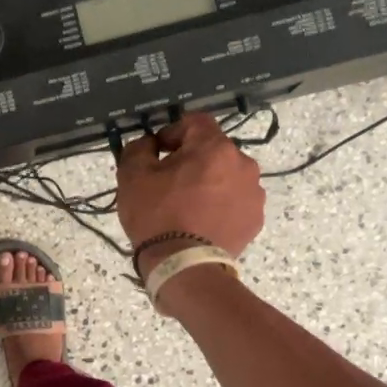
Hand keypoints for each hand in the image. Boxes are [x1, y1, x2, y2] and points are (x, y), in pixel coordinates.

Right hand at [116, 112, 265, 261]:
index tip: (157, 151)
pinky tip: (200, 221)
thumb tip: (149, 144)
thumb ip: (139, 148)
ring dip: (208, 181)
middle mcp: (242, 163)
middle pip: (213, 150)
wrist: (184, 265)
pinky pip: (234, 200)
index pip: (195, 121)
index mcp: (214, 148)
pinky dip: (219, 204)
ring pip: (226, 175)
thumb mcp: (132, 176)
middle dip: (191, 159)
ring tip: (186, 205)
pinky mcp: (255, 218)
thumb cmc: (157, 214)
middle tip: (167, 182)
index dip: (172, 131)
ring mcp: (253, 192)